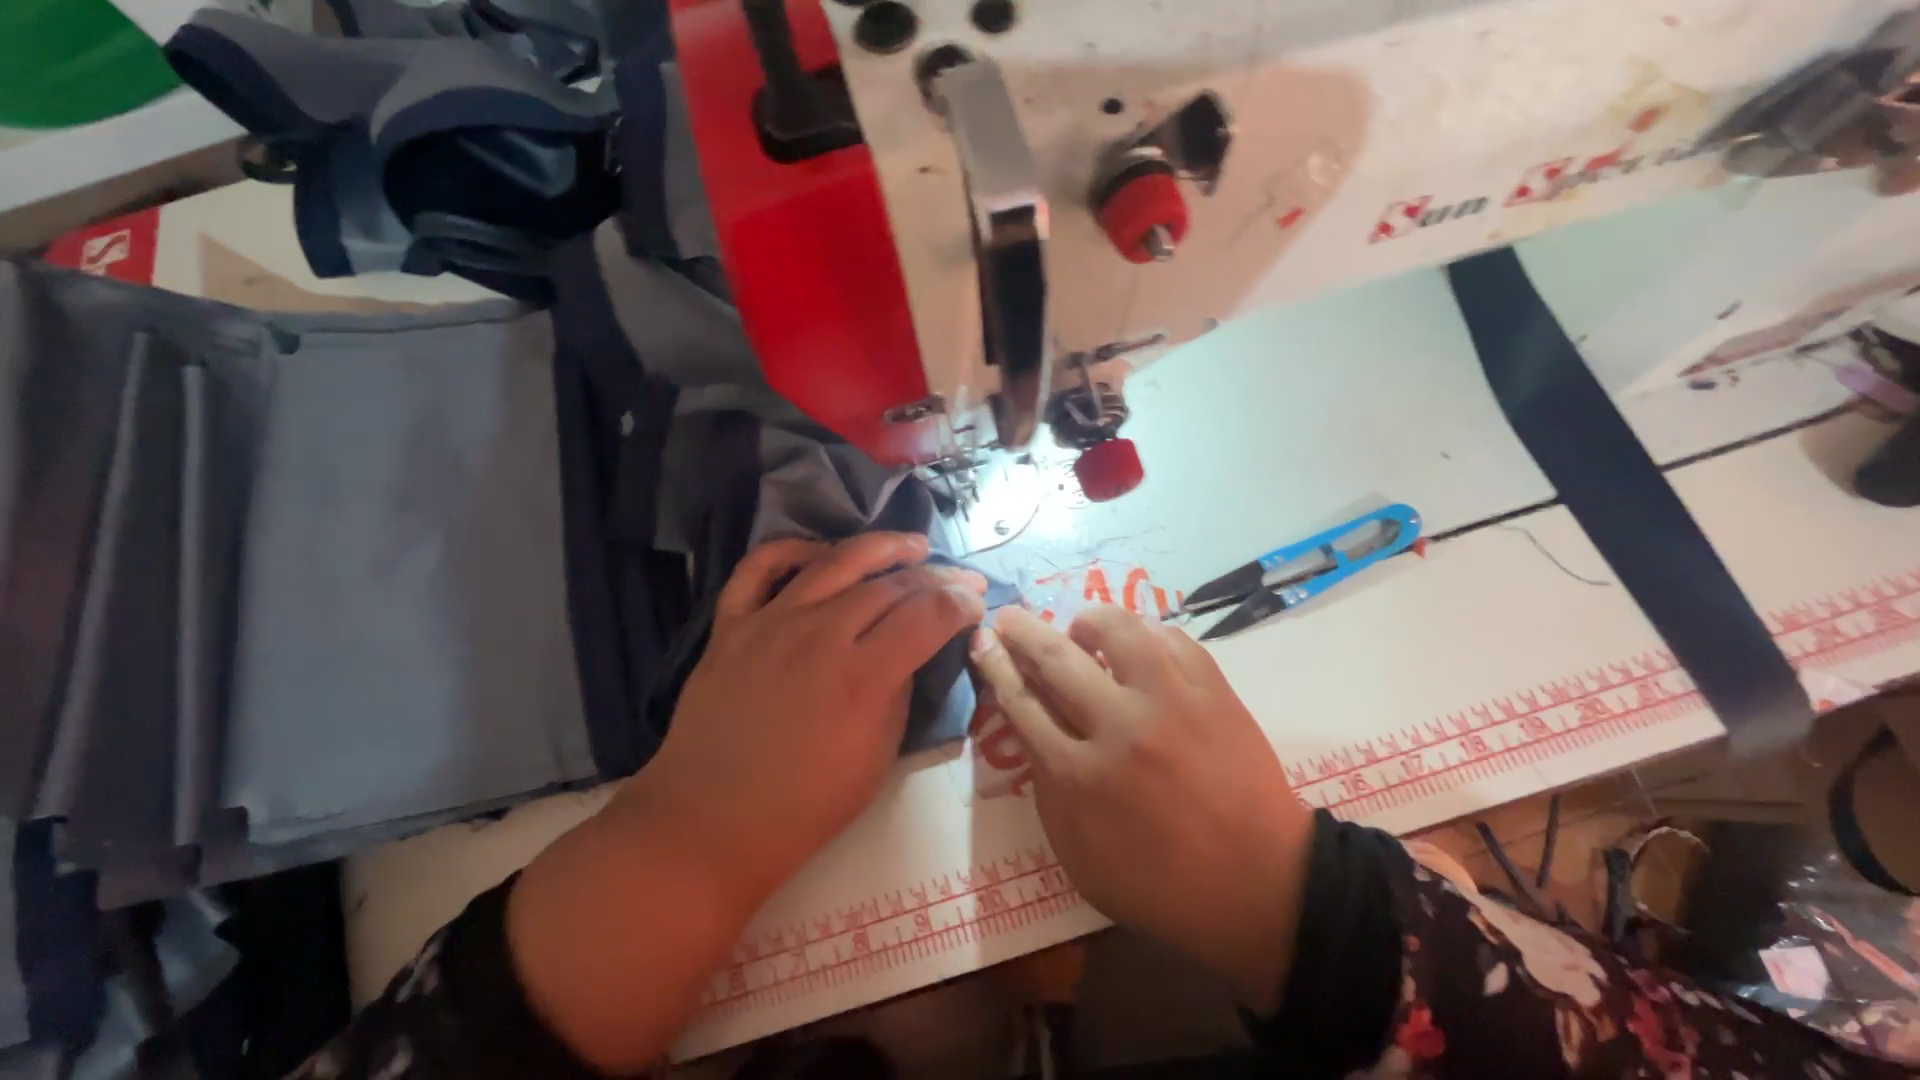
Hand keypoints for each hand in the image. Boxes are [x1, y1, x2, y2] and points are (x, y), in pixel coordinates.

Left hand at [612, 532, 988, 898]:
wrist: (711, 821)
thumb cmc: (806, 806)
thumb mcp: (877, 757)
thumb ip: (898, 692)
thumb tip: (909, 650)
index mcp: (861, 678)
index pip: (929, 614)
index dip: (962, 603)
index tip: (977, 604)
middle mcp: (819, 635)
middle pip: (891, 585)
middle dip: (937, 578)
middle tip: (960, 581)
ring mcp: (770, 623)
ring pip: (835, 562)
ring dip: (882, 548)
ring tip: (912, 545)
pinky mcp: (731, 625)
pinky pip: (761, 568)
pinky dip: (794, 550)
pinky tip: (823, 552)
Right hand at [970, 606, 1313, 1011]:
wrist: (1258, 886)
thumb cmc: (1159, 883)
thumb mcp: (1079, 854)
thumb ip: (1047, 788)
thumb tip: (1030, 726)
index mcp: (1079, 776)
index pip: (1022, 702)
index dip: (995, 666)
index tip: (984, 642)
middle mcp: (1120, 727)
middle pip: (1057, 657)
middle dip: (1021, 630)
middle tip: (1008, 616)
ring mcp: (1173, 702)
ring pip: (1119, 629)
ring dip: (1088, 621)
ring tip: (1081, 630)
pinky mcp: (1215, 691)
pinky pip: (1173, 638)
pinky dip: (1147, 635)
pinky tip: (1139, 648)